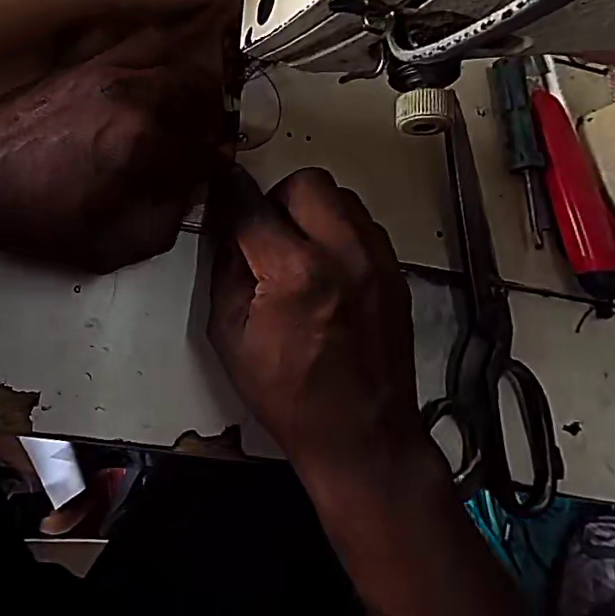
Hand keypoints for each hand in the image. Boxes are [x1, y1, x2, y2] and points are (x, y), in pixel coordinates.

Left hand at [0, 13, 228, 272]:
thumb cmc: (36, 215)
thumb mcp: (113, 245)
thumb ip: (166, 220)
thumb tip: (189, 193)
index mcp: (143, 140)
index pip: (206, 147)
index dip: (214, 164)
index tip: (210, 174)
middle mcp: (130, 93)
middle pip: (201, 89)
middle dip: (212, 118)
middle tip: (204, 141)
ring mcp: (104, 69)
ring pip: (174, 55)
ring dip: (190, 82)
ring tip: (184, 109)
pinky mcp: (80, 62)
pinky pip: (132, 39)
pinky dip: (154, 51)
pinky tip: (150, 74)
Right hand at [206, 167, 423, 484]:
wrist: (359, 433)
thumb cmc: (293, 396)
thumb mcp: (229, 333)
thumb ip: (225, 268)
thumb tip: (226, 226)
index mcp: (296, 274)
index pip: (251, 206)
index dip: (227, 192)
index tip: (220, 186)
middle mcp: (345, 257)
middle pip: (305, 182)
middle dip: (274, 197)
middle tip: (261, 229)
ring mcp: (377, 262)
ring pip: (339, 195)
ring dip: (308, 210)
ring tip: (293, 248)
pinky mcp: (394, 272)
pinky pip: (361, 223)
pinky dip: (336, 230)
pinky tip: (321, 264)